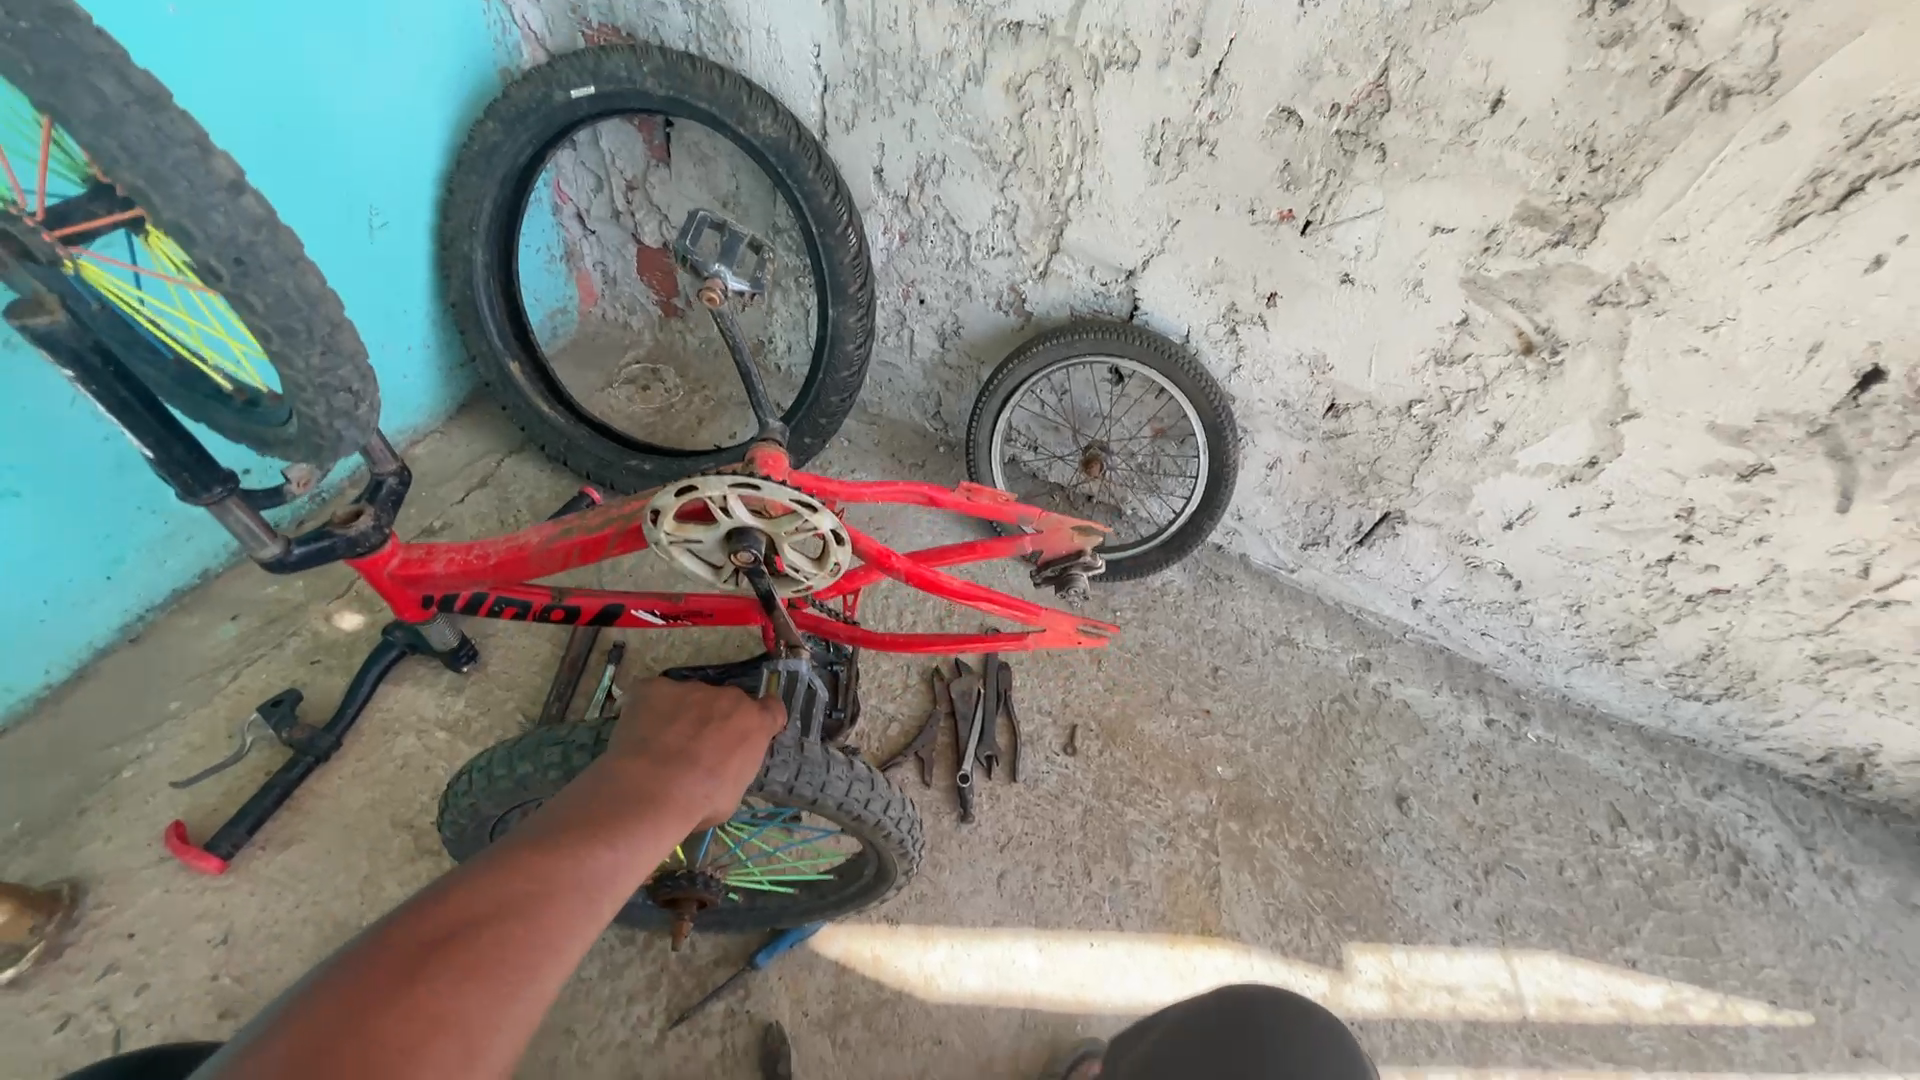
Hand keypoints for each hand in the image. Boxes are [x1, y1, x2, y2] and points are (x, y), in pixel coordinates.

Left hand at [593, 676, 786, 827]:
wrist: (652, 791)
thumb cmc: (701, 802)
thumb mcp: (734, 792)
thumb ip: (735, 766)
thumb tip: (722, 767)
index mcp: (755, 722)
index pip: (771, 708)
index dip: (761, 719)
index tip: (749, 733)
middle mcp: (729, 697)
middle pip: (728, 703)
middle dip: (717, 720)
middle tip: (697, 749)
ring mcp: (692, 689)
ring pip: (691, 698)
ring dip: (683, 716)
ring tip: (662, 746)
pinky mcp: (656, 689)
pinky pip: (656, 696)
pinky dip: (650, 711)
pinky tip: (639, 735)